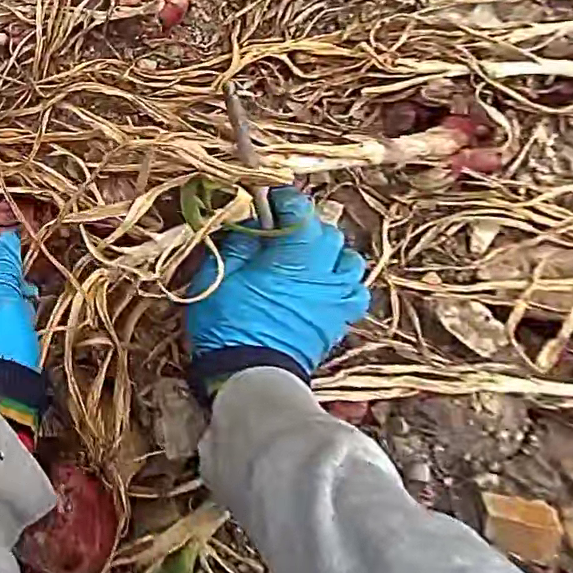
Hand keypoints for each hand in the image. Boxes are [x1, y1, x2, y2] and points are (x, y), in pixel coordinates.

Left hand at [0, 229, 40, 370]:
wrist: (2, 389)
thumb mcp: (6, 293)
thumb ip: (5, 264)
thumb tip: (6, 236)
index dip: (10, 276)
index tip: (24, 285)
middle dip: (16, 296)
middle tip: (26, 305)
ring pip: (2, 311)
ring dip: (19, 313)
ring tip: (26, 325)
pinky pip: (3, 330)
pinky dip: (16, 330)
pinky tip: (24, 337)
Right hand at [185, 187, 369, 375]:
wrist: (250, 375)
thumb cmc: (229, 322)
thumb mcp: (220, 273)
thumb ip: (238, 241)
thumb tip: (251, 222)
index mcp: (297, 255)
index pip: (301, 209)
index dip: (283, 198)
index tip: (266, 196)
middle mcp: (326, 271)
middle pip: (327, 231)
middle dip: (303, 224)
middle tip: (275, 230)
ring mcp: (338, 296)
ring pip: (347, 258)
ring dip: (326, 252)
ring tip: (301, 257)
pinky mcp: (340, 318)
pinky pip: (352, 288)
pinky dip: (339, 280)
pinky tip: (319, 284)